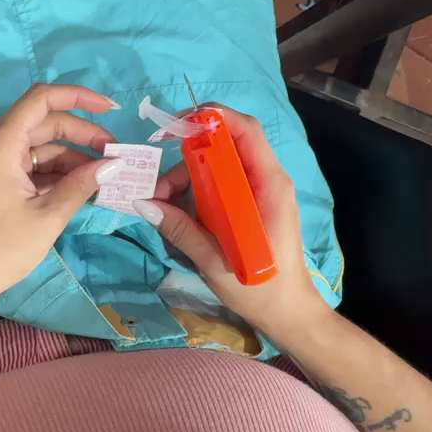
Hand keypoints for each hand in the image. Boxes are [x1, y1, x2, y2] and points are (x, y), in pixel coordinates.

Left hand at [0, 83, 121, 311]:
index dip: (78, 96)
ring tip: (106, 174)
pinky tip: (84, 185)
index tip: (110, 109)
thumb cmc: (0, 249)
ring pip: (42, 145)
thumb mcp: (47, 217)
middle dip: (83, 133)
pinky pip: (33, 164)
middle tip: (116, 154)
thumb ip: (81, 185)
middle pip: (46, 122)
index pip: (41, 99)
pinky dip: (58, 171)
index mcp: (1, 144)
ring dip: (74, 155)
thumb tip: (113, 164)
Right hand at [134, 104, 328, 343]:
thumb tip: (144, 203)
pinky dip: (195, 192)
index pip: (245, 131)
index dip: (212, 118)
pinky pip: (219, 185)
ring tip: (163, 206)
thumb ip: (181, 230)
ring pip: (217, 166)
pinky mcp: (249, 206)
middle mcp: (265, 181)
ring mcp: (258, 192)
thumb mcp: (215, 261)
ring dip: (186, 179)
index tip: (175, 126)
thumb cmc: (260, 288)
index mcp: (268, 186)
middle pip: (225, 146)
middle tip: (158, 186)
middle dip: (187, 158)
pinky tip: (177, 213)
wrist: (288, 313)